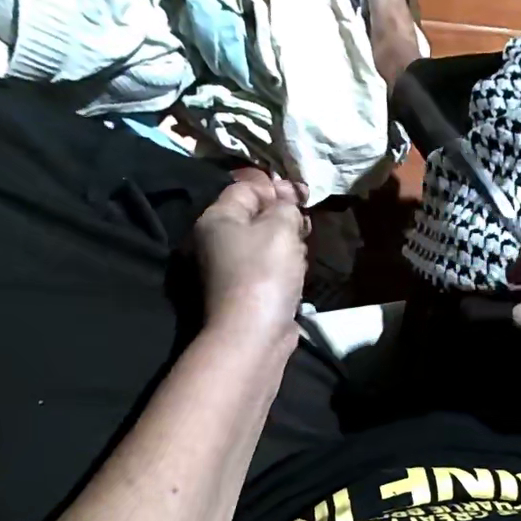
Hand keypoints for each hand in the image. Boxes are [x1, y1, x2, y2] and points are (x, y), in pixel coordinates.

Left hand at [194, 169, 308, 343]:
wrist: (253, 333)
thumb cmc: (265, 273)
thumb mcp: (281, 228)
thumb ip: (286, 207)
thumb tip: (287, 203)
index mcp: (217, 218)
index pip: (247, 188)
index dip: (276, 187)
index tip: (304, 197)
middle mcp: (214, 240)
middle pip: (254, 216)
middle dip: (284, 218)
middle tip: (305, 228)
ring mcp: (227, 268)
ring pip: (264, 243)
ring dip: (286, 245)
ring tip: (302, 255)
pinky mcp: (243, 291)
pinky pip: (266, 267)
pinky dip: (283, 267)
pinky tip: (296, 275)